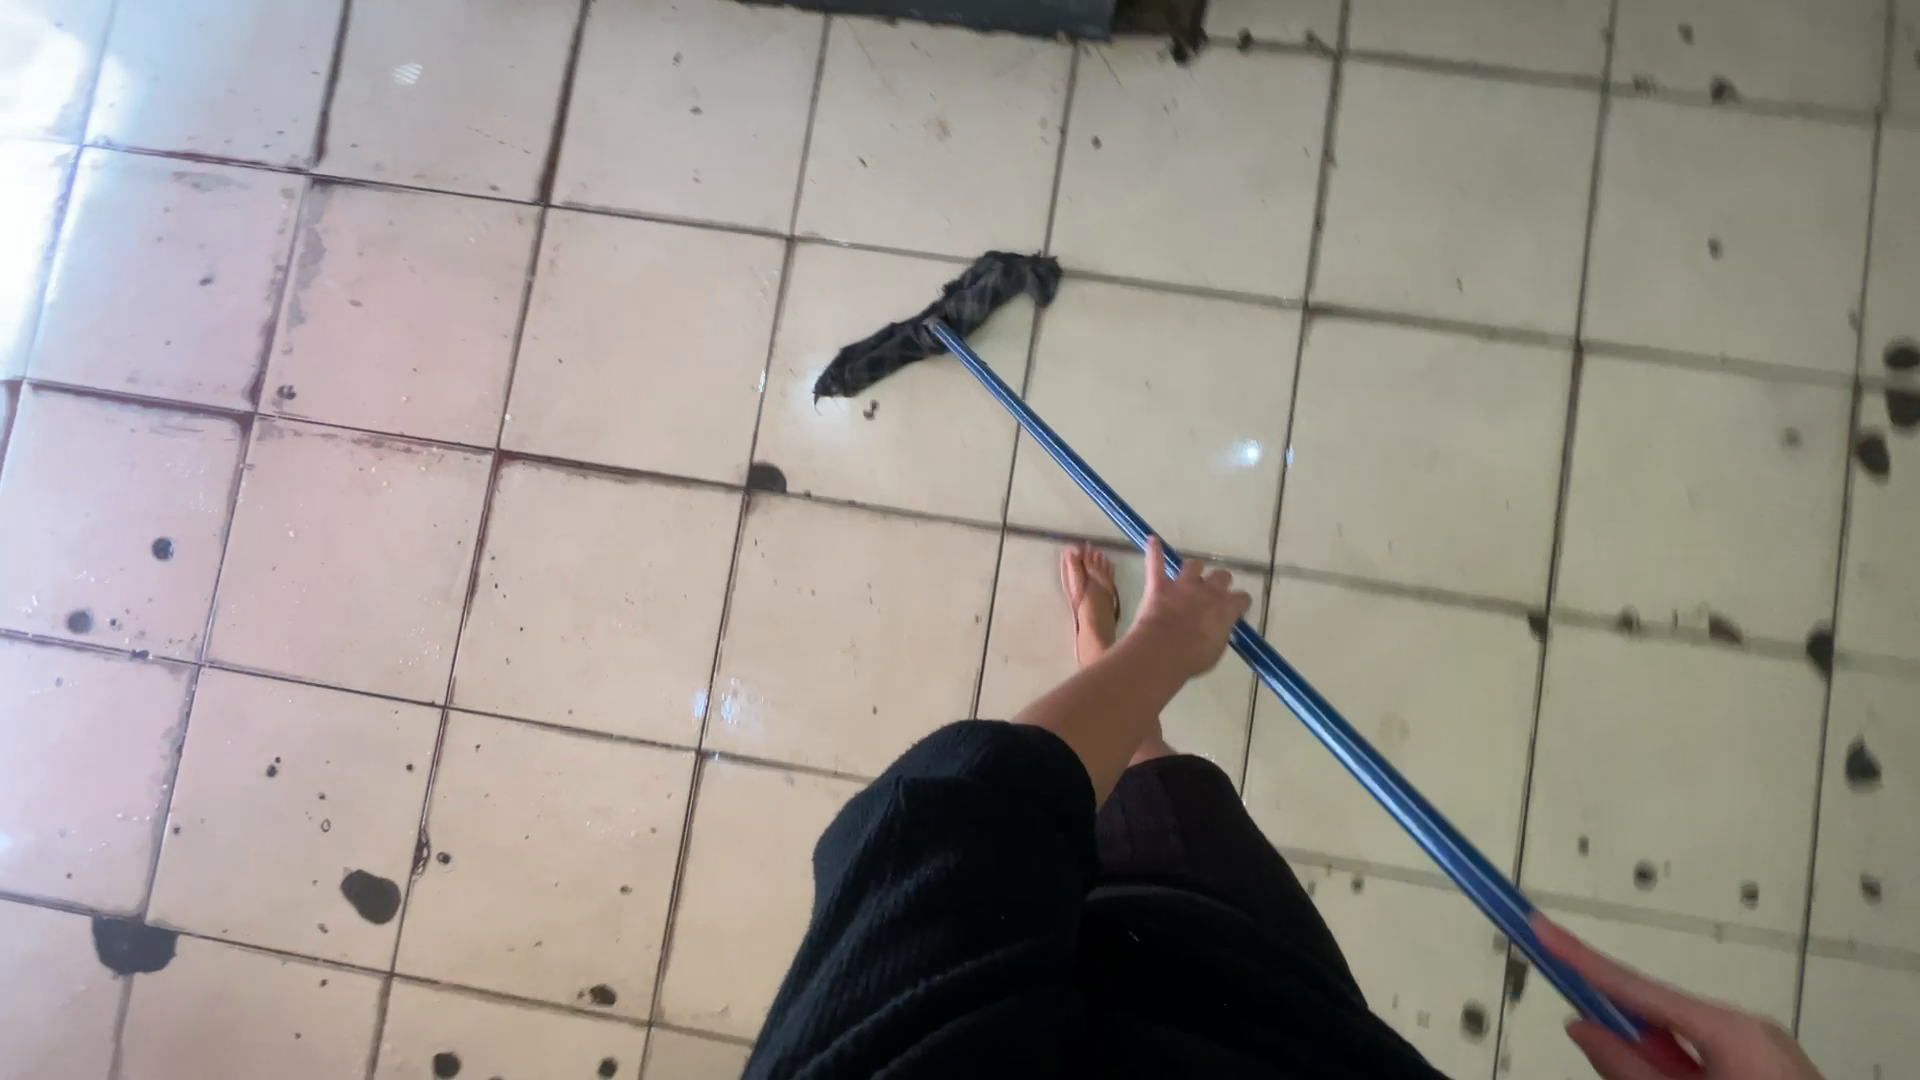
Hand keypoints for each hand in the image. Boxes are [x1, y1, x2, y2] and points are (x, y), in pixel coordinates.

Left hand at [1128, 537, 1251, 680]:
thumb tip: (1218, 628)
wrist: (1163, 650)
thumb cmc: (1193, 657)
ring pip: (1193, 566)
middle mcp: (1207, 591)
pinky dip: (1154, 551)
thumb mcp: (1216, 650)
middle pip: (1221, 577)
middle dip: (1220, 582)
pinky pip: (1155, 563)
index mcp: (1226, 609)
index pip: (1241, 598)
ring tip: (1193, 571)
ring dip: (1194, 568)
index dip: (1238, 602)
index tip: (1236, 608)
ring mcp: (1182, 585)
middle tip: (1214, 591)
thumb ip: (1219, 633)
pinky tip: (1152, 540)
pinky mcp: (1158, 585)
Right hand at [1534, 916, 1823, 1079]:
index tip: (1533, 922)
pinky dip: (1680, 1072)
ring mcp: (1767, 1053)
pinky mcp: (1773, 1071)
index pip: (1632, 984)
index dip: (1577, 954)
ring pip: (1680, 1042)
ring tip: (1646, 1079)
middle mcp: (1750, 1030)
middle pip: (1656, 1013)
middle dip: (1622, 1029)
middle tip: (1597, 1048)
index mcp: (1731, 1029)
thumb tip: (1579, 1025)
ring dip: (1655, 1061)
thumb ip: (1626, 1066)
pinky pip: (1707, 1061)